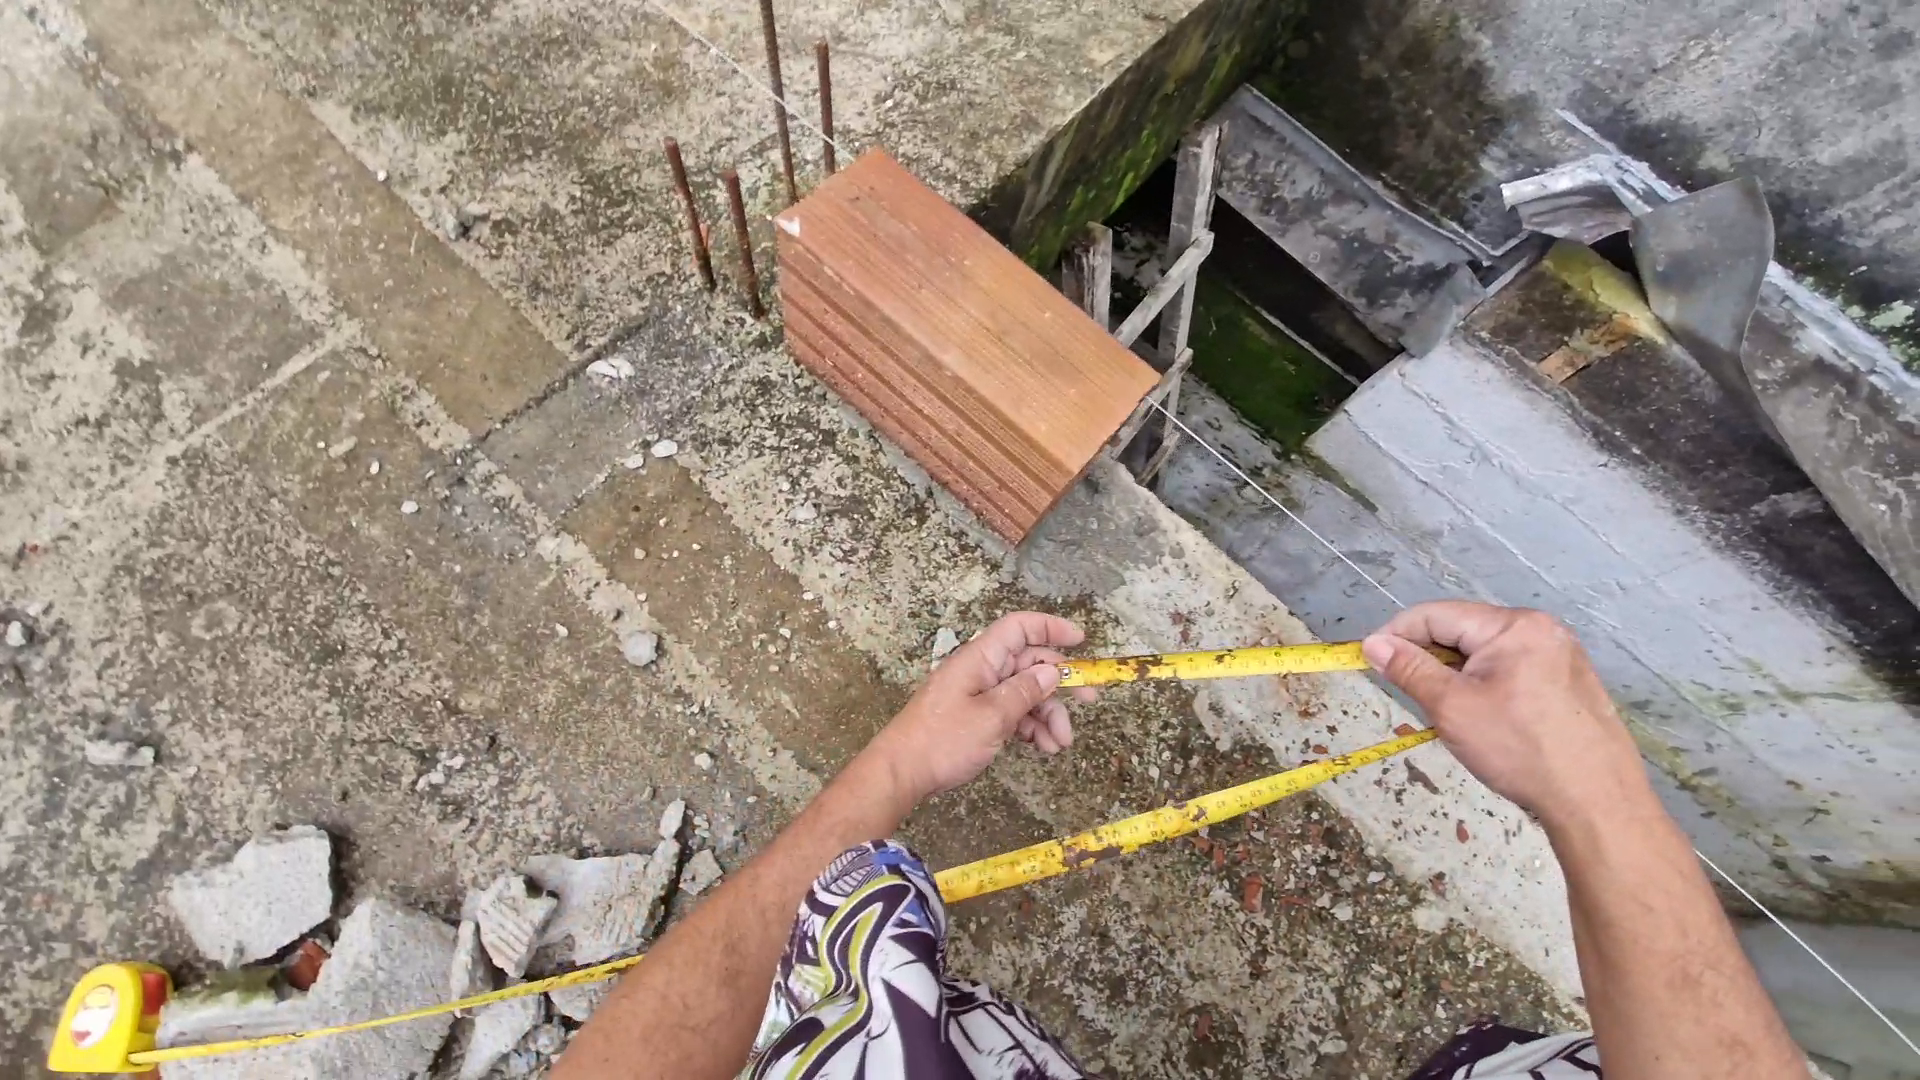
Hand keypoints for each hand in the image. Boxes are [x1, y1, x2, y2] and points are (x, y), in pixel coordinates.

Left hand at [863, 612, 1096, 804]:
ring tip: (1059, 744)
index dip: (1051, 627)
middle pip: (1028, 664)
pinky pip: (1010, 712)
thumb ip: (1023, 692)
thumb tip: (1050, 671)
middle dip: (1058, 684)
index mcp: (980, 658)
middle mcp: (979, 670)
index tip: (1081, 640)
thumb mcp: (991, 717)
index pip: (1019, 628)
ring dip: (1046, 714)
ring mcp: (976, 694)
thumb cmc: (941, 741)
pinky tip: (1042, 747)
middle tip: (1089, 702)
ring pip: (1023, 692)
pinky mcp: (973, 717)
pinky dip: (1029, 726)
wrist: (900, 773)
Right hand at [1362, 601, 1649, 826]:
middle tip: (1409, 691)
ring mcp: (1561, 655)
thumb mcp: (1450, 706)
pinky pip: (1509, 667)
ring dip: (1453, 672)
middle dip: (1426, 655)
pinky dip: (1482, 683)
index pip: (1434, 615)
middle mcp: (1541, 629)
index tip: (1370, 661)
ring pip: (1483, 651)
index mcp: (1513, 625)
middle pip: (1460, 629)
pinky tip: (1483, 716)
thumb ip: (1408, 668)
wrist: (1598, 805)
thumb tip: (1373, 643)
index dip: (1395, 635)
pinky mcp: (1570, 682)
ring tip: (1445, 708)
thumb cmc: (1519, 749)